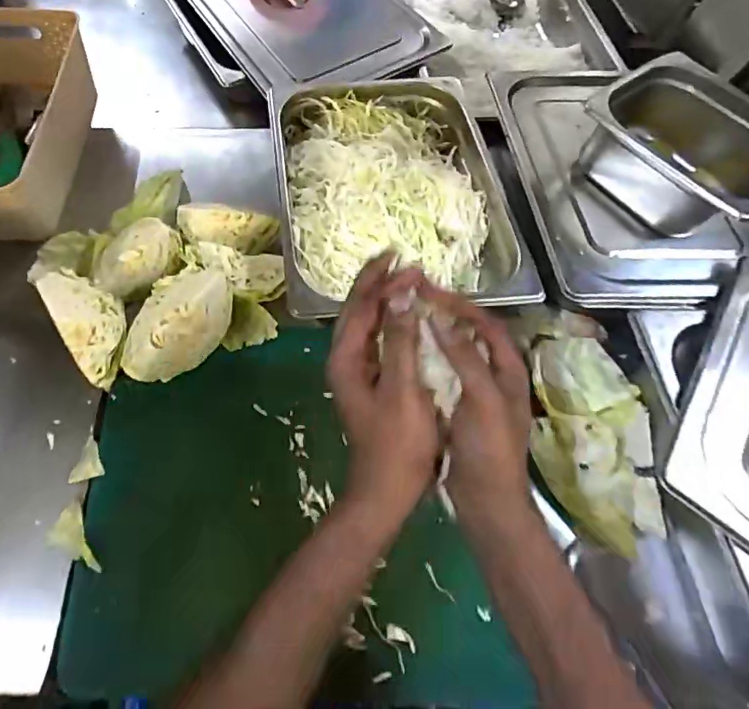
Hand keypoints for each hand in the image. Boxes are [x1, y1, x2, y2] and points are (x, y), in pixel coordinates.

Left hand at [326, 253, 440, 527]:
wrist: (385, 491)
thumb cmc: (397, 443)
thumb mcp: (403, 389)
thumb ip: (400, 340)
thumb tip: (400, 294)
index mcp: (346, 358)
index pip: (361, 306)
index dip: (382, 281)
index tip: (405, 260)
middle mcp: (343, 358)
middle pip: (357, 309)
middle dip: (376, 281)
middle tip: (398, 257)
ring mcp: (354, 370)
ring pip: (364, 322)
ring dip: (382, 298)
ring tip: (401, 276)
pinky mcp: (367, 380)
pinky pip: (375, 338)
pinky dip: (388, 319)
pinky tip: (404, 313)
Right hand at [418, 284, 534, 520]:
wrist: (486, 504)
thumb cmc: (490, 451)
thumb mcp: (482, 400)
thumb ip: (466, 358)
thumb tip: (442, 319)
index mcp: (508, 370)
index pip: (486, 324)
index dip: (460, 306)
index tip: (430, 293)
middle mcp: (495, 375)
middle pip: (471, 334)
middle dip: (446, 313)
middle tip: (415, 299)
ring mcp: (476, 391)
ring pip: (455, 351)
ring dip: (435, 333)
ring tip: (408, 317)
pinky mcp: (458, 407)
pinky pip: (443, 372)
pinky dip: (428, 357)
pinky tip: (407, 352)